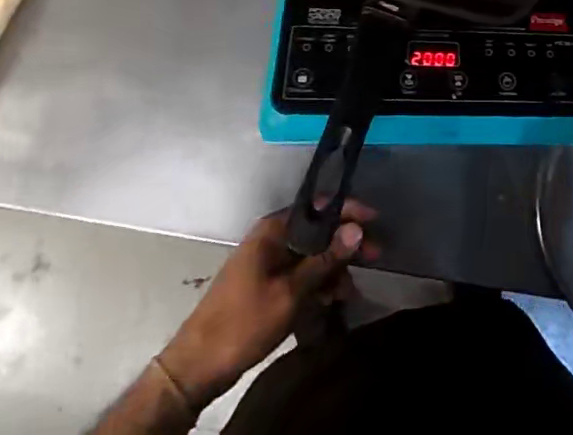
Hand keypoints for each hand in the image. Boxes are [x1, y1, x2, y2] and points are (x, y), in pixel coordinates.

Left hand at [156, 200, 379, 409]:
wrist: (198, 365)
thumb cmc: (244, 322)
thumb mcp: (291, 293)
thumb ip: (325, 260)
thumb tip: (357, 229)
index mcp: (273, 230)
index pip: (317, 207)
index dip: (347, 211)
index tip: (374, 220)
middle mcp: (271, 238)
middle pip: (316, 231)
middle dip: (344, 245)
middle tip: (374, 257)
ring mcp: (267, 261)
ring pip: (310, 255)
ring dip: (332, 269)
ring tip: (350, 291)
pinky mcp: (266, 283)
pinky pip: (299, 273)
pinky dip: (317, 284)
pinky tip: (331, 300)